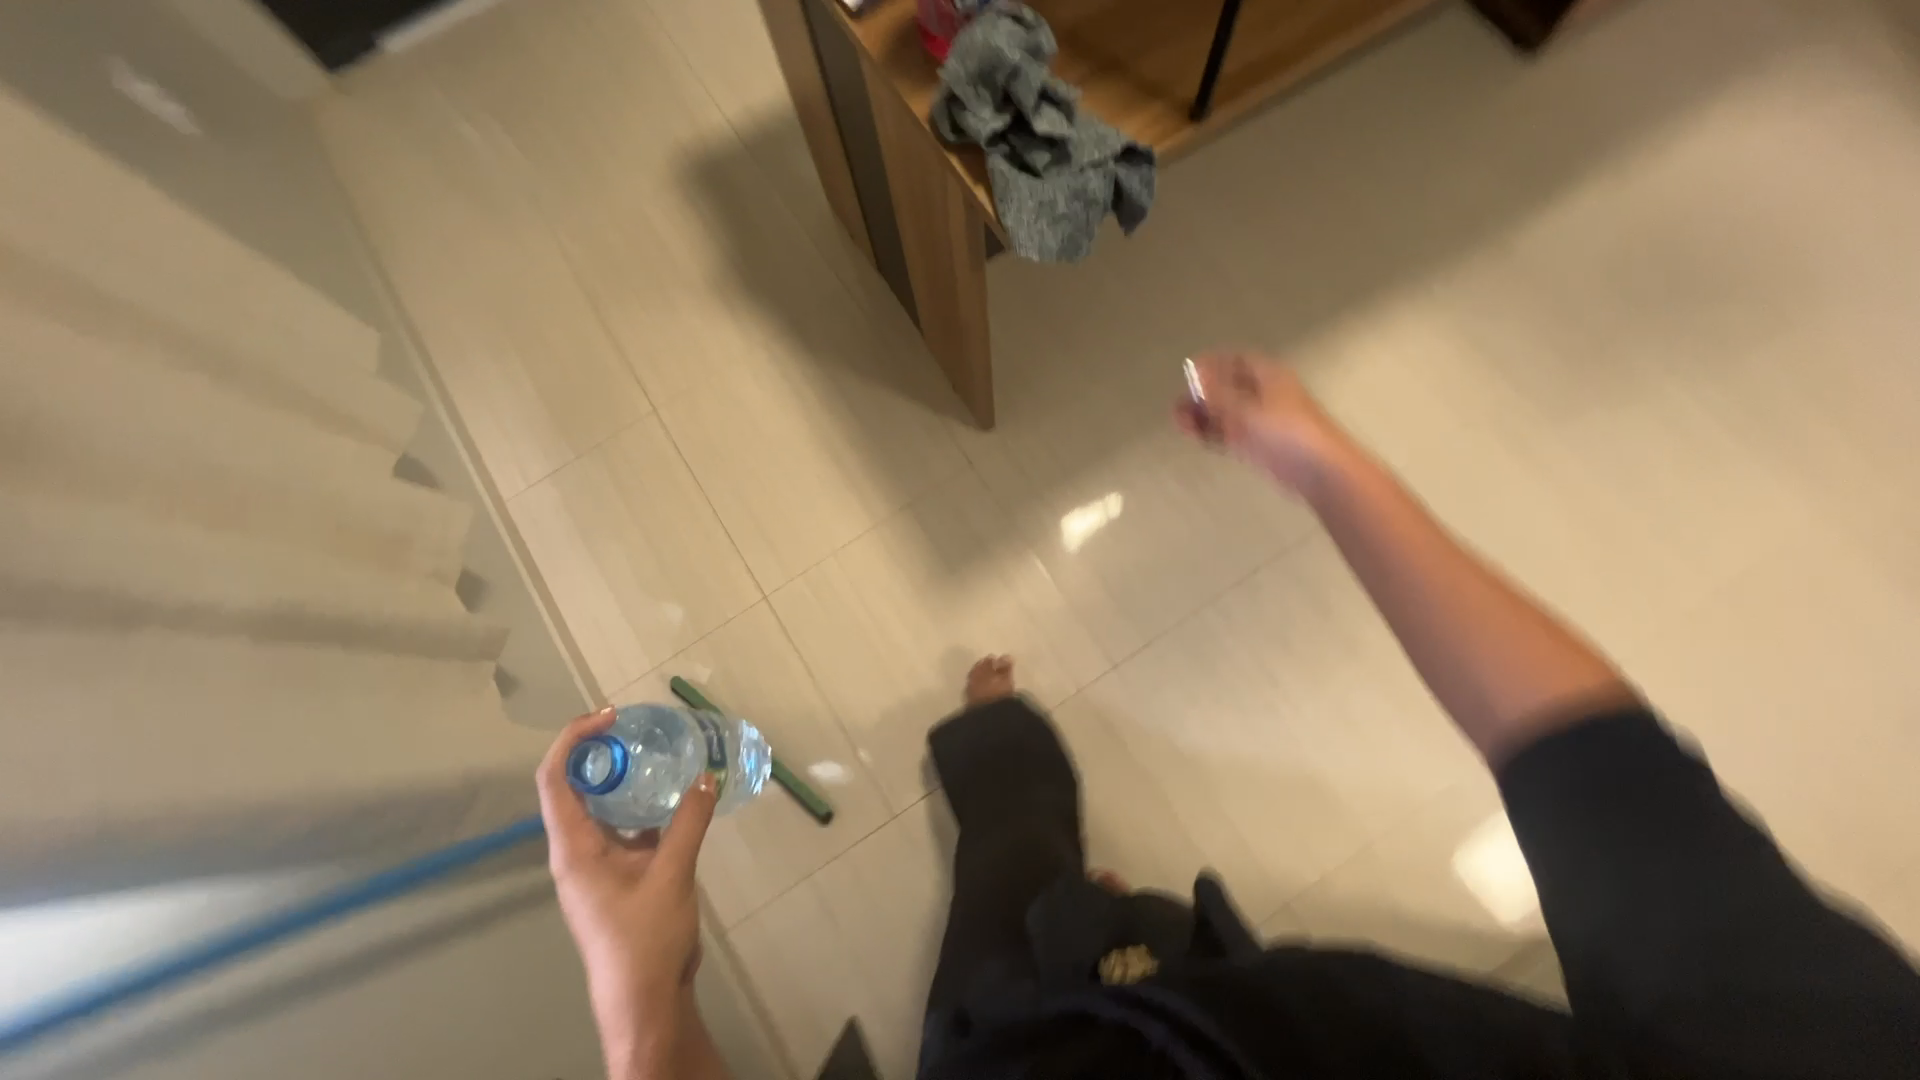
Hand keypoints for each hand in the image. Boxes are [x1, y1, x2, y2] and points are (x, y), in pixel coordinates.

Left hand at [537, 707, 717, 1072]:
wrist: (646, 998)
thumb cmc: (644, 938)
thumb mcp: (671, 874)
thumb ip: (688, 822)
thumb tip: (706, 778)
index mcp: (573, 849)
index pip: (555, 780)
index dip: (574, 740)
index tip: (611, 718)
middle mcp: (579, 851)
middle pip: (576, 788)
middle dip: (602, 752)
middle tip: (640, 729)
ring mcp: (599, 865)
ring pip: (605, 809)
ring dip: (626, 779)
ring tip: (659, 753)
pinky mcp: (623, 877)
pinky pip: (628, 828)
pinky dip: (647, 807)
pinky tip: (678, 797)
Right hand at [1175, 352, 1345, 496]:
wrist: (1317, 469)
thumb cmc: (1286, 430)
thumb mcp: (1248, 408)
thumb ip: (1219, 394)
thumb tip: (1195, 376)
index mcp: (1268, 377)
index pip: (1236, 361)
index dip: (1213, 364)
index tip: (1189, 373)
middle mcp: (1262, 395)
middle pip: (1226, 388)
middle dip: (1202, 395)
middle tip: (1178, 407)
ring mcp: (1258, 421)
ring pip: (1224, 413)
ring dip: (1203, 416)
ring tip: (1181, 425)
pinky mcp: (1255, 444)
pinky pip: (1227, 434)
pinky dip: (1211, 433)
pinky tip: (1195, 437)